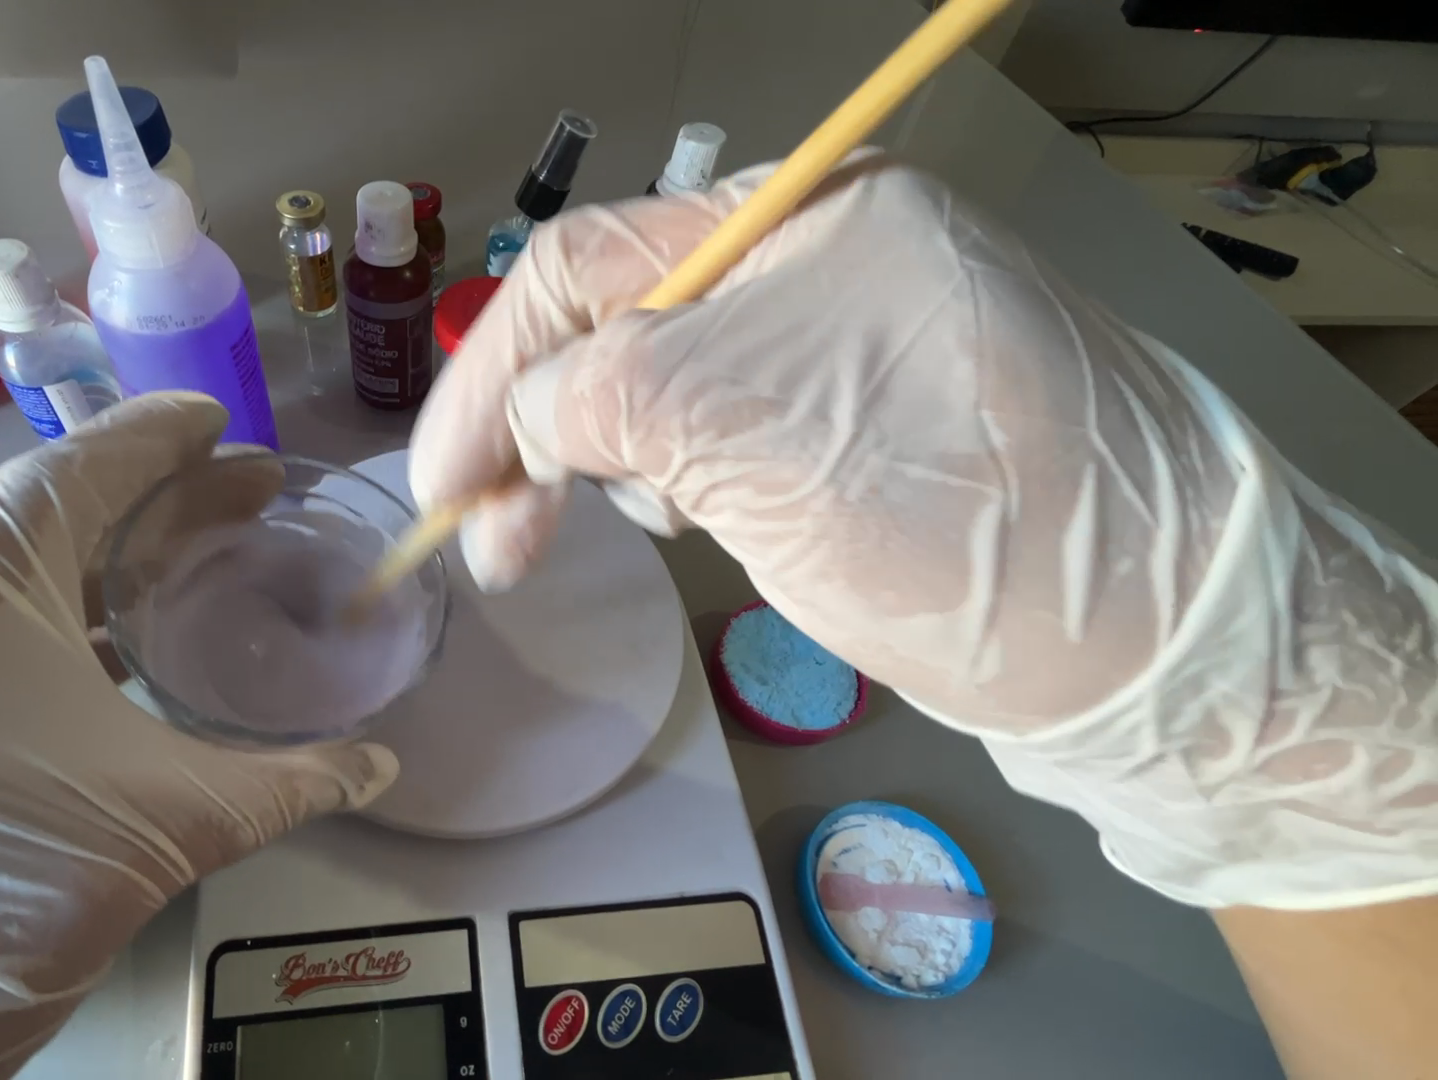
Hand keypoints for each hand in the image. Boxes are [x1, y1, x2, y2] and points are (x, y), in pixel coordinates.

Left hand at [0, 394, 395, 1079]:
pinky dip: (68, 612)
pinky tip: (123, 639)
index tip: (220, 419)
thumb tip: (378, 766)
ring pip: (14, 576)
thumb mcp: (150, 840)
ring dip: (113, 556)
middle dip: (159, 497)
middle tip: (253, 489)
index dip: (148, 437)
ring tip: (206, 550)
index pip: (62, 480)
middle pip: (49, 521)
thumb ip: (280, 788)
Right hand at [411, 152, 1437, 910]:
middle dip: (526, 433)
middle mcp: (785, 278)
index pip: (586, 272)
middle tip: (482, 537)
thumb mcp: (754, 426)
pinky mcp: (797, 438)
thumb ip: (607, 396)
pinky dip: (639, 488)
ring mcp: (791, 362)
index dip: (493, 373)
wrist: (1121, 643)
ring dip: (578, 467)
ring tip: (566, 536)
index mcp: (786, 227)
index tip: (440, 477)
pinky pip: (677, 447)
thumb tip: (526, 422)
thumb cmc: (950, 512)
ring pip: (631, 397)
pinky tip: (658, 521)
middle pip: (601, 334)